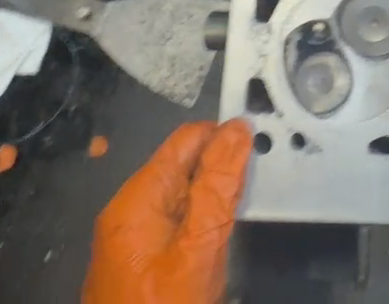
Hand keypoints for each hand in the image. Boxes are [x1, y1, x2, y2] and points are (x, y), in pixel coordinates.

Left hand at [82, 119, 251, 303]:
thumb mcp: (200, 246)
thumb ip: (218, 185)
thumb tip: (238, 127)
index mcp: (137, 196)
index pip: (188, 139)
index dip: (226, 139)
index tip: (260, 155)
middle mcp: (128, 208)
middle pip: (184, 164)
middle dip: (221, 171)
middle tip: (252, 194)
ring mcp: (131, 237)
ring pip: (183, 194)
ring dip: (213, 199)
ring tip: (238, 218)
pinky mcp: (138, 261)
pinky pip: (175, 222)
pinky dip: (200, 223)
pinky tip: (218, 243)